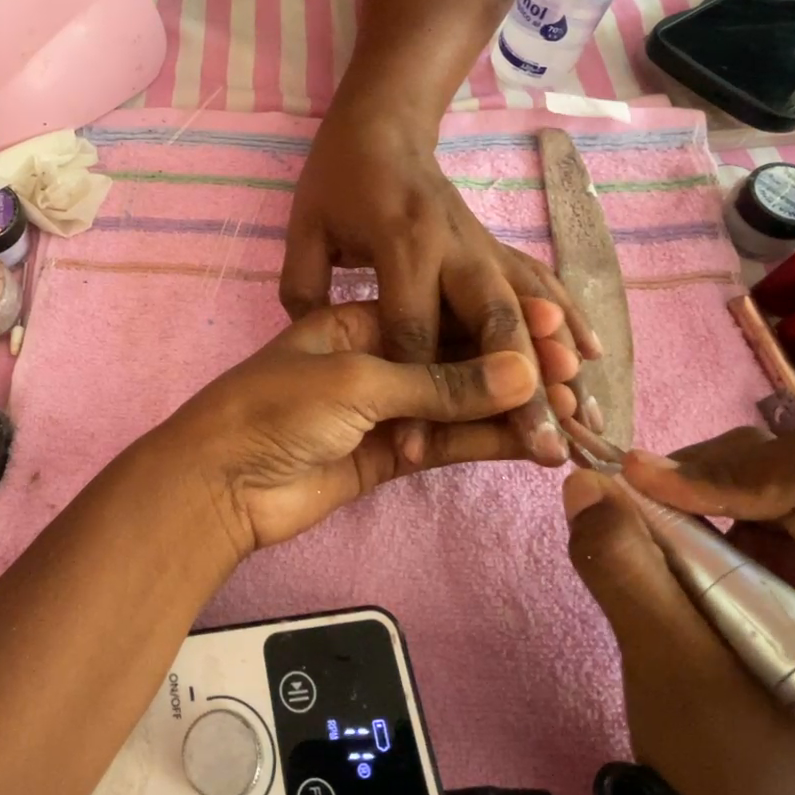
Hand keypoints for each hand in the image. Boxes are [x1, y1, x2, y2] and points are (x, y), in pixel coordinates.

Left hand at [148, 301, 555, 555]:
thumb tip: (523, 376)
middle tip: (576, 382)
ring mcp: (382, 406)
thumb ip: (437, 382)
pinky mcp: (386, 453)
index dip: (497, 329)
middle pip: (457, 357)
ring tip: (569, 422)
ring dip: (509, 412)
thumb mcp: (356, 382)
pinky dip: (484, 442)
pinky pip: (444, 441)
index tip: (556, 341)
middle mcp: (376, 354)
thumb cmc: (275, 406)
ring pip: (457, 403)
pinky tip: (530, 445)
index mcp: (358, 317)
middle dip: (515, 371)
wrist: (218, 480)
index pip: (442, 313)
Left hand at [282, 108, 601, 465]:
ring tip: (583, 413)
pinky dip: (568, 316)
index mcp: (398, 244)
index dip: (414, 388)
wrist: (381, 122)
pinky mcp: (494, 244)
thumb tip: (322, 344)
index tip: (416, 447)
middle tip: (540, 442)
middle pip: (488, 320)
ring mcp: (481, 243)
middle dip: (513, 384)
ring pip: (526, 305)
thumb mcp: (303, 227)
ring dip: (555, 359)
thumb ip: (305, 286)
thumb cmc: (336, 179)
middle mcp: (450, 246)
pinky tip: (591, 354)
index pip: (412, 328)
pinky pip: (537, 282)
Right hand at [563, 429, 794, 794]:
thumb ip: (629, 573)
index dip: (725, 471)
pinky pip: (716, 501)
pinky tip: (642, 533)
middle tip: (624, 498)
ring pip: (743, 472)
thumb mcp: (671, 665)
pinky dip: (667, 504)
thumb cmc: (723, 756)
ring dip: (674, 486)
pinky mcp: (767, 564)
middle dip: (693, 474)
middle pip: (776, 465)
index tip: (640, 484)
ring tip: (629, 522)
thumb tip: (583, 484)